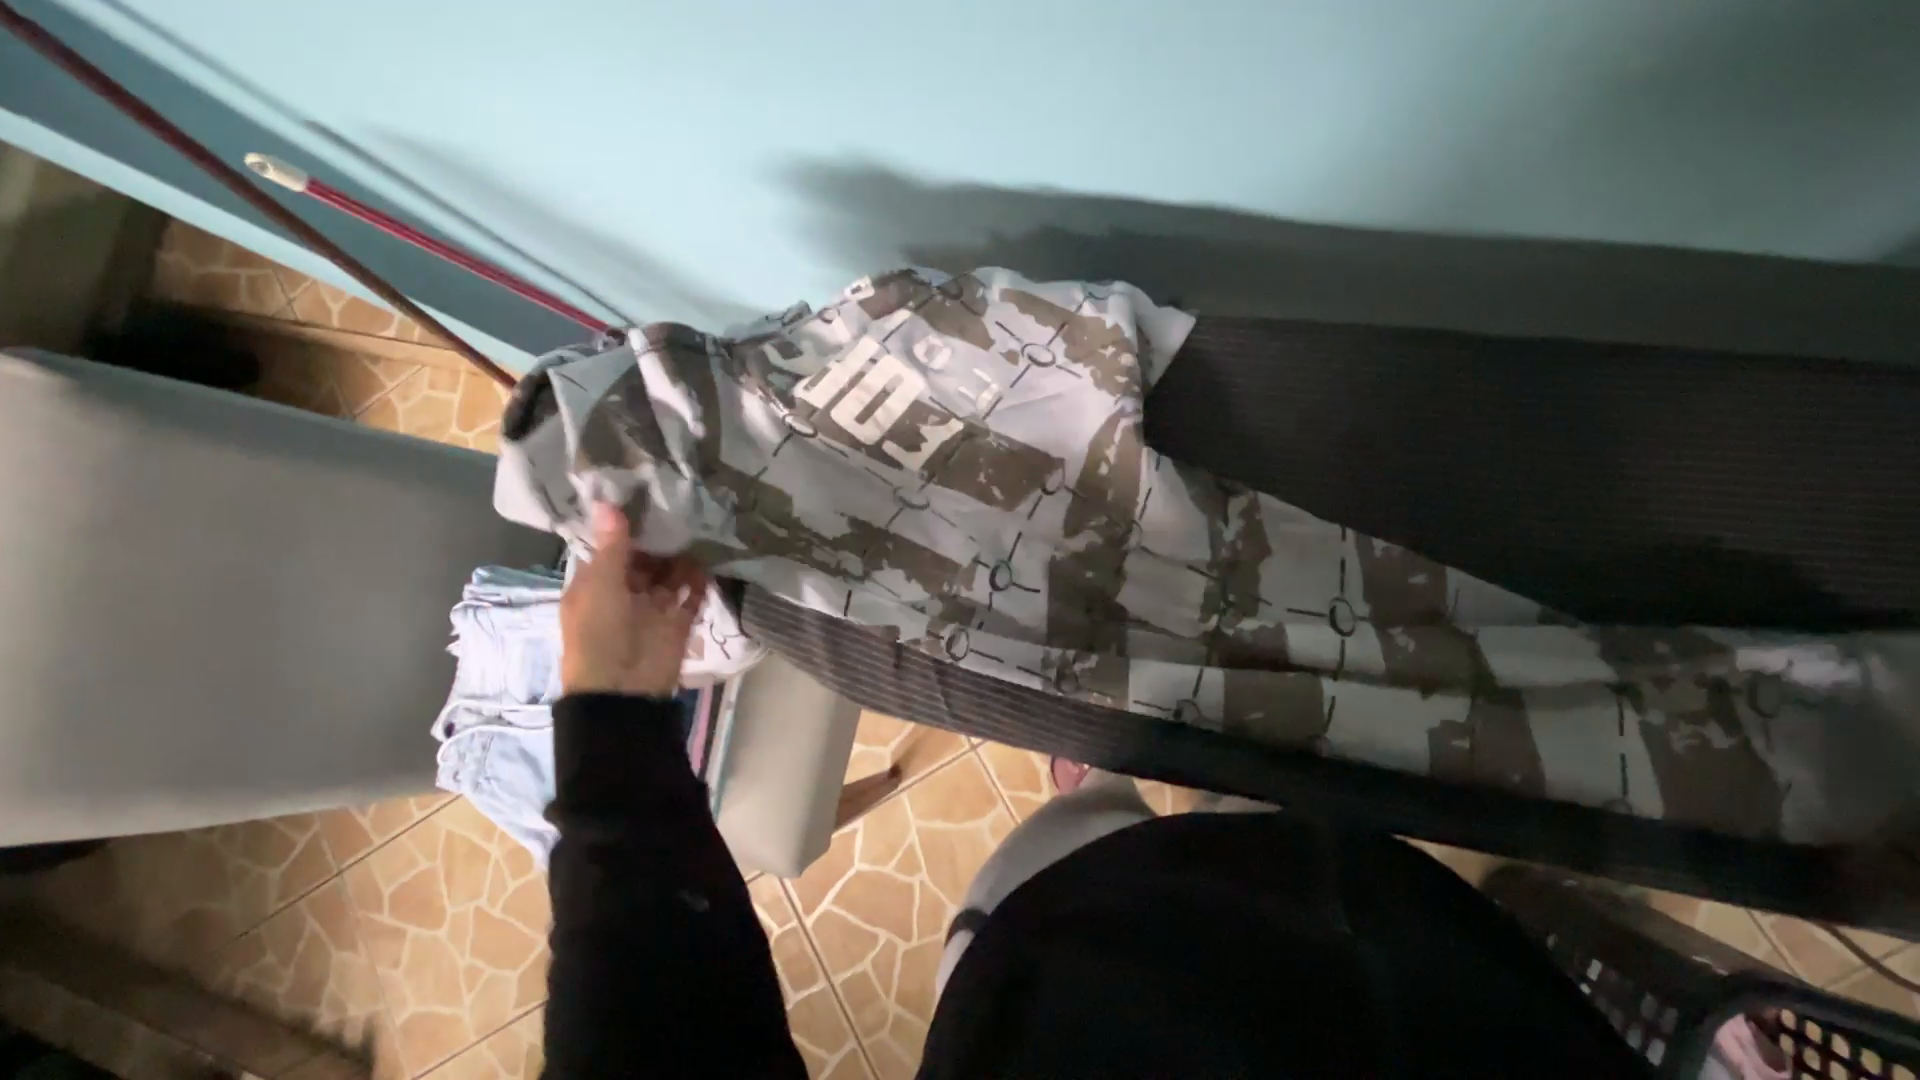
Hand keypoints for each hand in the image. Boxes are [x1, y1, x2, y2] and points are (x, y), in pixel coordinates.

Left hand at [560, 502, 709, 696]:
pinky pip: (691, 596)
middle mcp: (623, 593)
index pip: (611, 550)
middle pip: (644, 561)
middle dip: (660, 540)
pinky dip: (699, 580)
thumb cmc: (600, 633)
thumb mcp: (601, 584)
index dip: (626, 528)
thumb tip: (606, 502)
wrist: (623, 689)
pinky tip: (710, 558)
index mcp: (595, 585)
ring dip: (682, 557)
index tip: (647, 496)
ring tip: (700, 527)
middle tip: (682, 505)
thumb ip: (612, 545)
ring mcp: (652, 609)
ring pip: (669, 576)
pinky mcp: (678, 623)